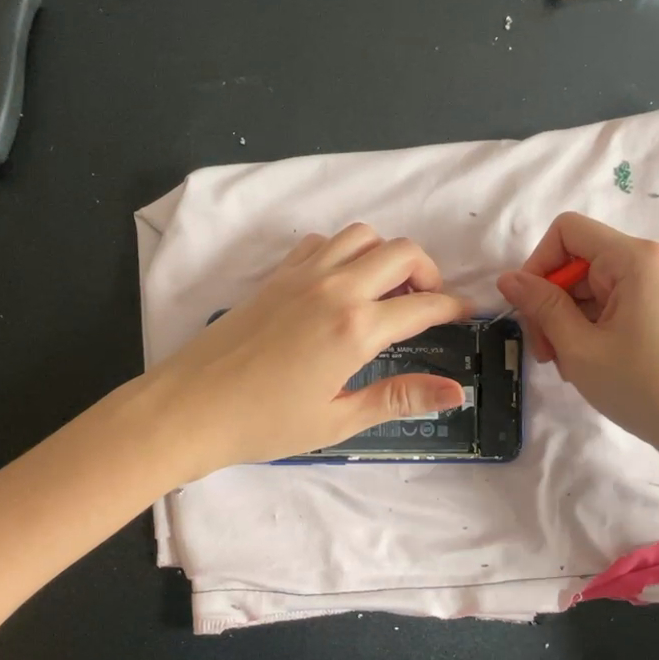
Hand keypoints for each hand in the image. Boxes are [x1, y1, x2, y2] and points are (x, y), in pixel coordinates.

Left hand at [139, 224, 470, 475]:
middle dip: (428, 272)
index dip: (454, 308)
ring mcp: (302, 275)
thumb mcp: (339, 420)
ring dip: (385, 255)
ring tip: (386, 291)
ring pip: (362, 236)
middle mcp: (335, 288)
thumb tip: (455, 392)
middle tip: (427, 304)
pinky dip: (344, 252)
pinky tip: (339, 286)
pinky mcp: (276, 276)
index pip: (424, 305)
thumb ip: (398, 398)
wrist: (191, 406)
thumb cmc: (265, 423)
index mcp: (356, 328)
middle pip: (402, 252)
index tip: (467, 315)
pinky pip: (322, 243)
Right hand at [495, 212, 658, 464]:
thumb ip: (541, 306)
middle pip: (578, 261)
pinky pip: (614, 303)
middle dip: (552, 302)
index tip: (528, 309)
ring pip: (592, 287)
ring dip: (568, 321)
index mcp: (634, 259)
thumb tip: (507, 279)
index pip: (567, 231)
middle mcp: (651, 261)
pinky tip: (589, 362)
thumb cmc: (639, 387)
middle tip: (545, 352)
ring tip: (568, 365)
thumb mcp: (579, 347)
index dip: (538, 264)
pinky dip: (592, 327)